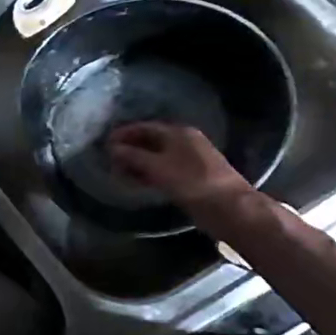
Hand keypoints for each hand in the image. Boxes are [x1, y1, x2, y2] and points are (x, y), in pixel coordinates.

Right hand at [106, 122, 256, 222]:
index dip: (125, 133)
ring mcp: (190, 159)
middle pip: (151, 140)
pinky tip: (139, 182)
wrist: (230, 207)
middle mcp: (185, 141)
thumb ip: (134, 157)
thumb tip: (113, 148)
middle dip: (130, 148)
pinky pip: (165, 169)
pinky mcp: (192, 176)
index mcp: (179, 133)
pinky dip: (150, 173)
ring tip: (119, 172)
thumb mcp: (159, 168)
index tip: (106, 142)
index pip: (145, 127)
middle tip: (110, 159)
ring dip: (138, 162)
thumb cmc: (193, 183)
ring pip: (158, 156)